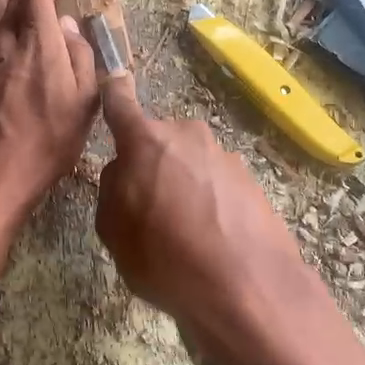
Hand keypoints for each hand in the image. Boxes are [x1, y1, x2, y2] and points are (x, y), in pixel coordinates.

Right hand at [95, 71, 335, 364]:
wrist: (247, 288)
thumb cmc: (165, 259)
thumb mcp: (114, 232)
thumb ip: (112, 189)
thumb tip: (125, 170)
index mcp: (146, 141)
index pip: (120, 103)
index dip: (113, 90)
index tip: (113, 76)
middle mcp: (188, 136)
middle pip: (160, 142)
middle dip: (152, 165)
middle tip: (148, 209)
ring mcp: (225, 157)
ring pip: (191, 165)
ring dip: (184, 187)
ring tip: (185, 236)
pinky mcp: (253, 182)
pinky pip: (218, 185)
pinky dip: (211, 205)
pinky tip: (213, 243)